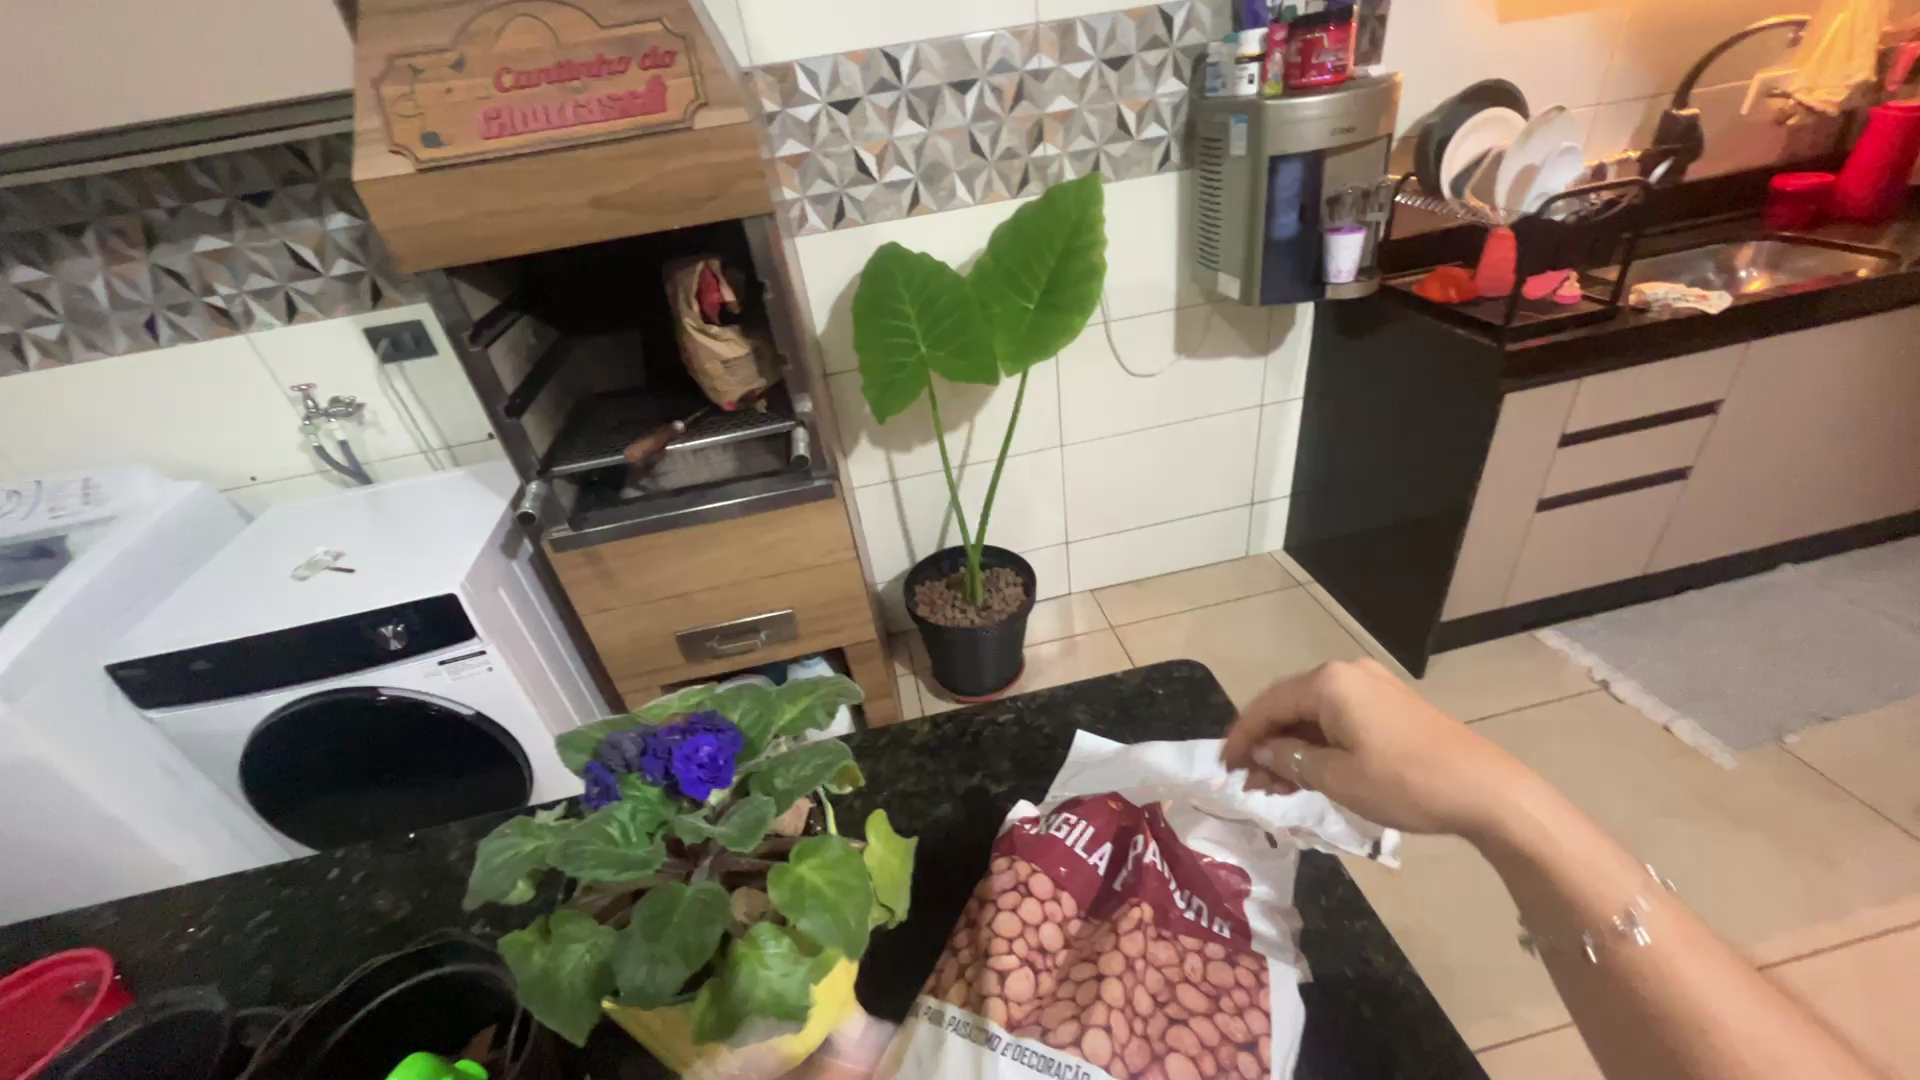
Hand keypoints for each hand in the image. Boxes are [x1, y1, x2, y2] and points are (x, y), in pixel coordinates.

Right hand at [1220, 659, 1538, 837]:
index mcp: (1328, 682)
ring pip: (1313, 715)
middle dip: (1266, 744)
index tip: (1223, 765)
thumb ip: (1289, 760)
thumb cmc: (1405, 782)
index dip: (1242, 737)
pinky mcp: (1389, 705)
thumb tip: (1262, 753)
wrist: (1489, 793)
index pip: (1267, 705)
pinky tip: (1309, 772)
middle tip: (1249, 781)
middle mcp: (1346, 674)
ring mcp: (1371, 687)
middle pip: (1289, 706)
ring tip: (1275, 786)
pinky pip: (1338, 719)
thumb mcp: (1336, 777)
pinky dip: (1318, 744)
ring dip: (1291, 748)